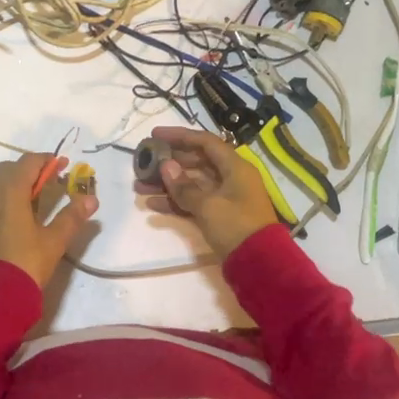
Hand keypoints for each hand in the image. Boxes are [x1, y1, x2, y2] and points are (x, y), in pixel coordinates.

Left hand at [0, 152, 97, 286]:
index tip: (62, 167)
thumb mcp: (55, 241)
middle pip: (8, 169)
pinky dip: (1, 197)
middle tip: (49, 183)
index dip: (47, 161)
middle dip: (28, 170)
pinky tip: (14, 216)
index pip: (28, 162)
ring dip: (13, 182)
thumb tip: (91, 199)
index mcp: (11, 191)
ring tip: (32, 199)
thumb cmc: (26, 264)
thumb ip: (72, 216)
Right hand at [134, 126, 276, 256]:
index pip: (205, 142)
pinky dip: (175, 202)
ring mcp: (224, 198)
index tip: (154, 135)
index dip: (180, 136)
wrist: (259, 263)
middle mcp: (230, 178)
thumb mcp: (208, 205)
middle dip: (169, 162)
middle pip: (196, 162)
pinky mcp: (218, 216)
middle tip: (144, 162)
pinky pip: (193, 202)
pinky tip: (152, 204)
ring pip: (192, 183)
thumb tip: (166, 166)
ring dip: (167, 184)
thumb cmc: (236, 226)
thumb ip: (184, 187)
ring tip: (140, 186)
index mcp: (235, 167)